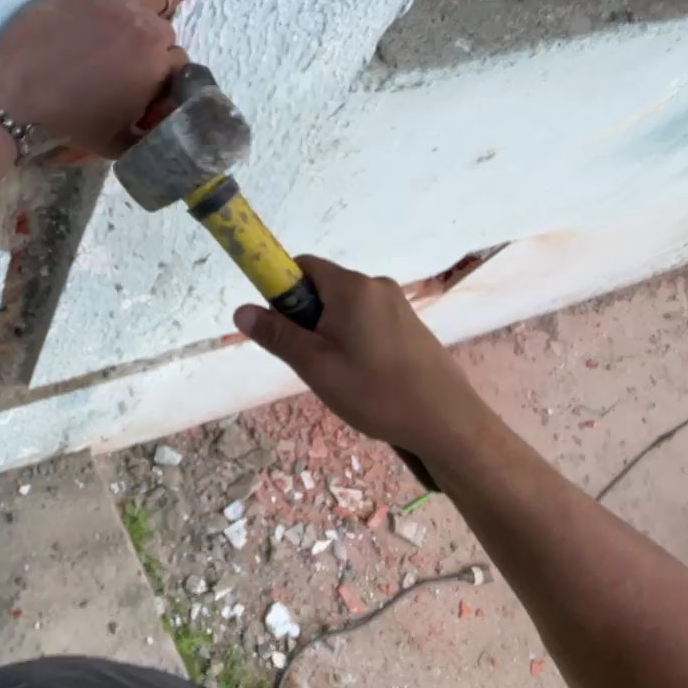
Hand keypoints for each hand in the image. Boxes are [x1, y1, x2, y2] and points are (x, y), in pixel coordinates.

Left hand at [0, 0, 188, 158]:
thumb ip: (148, 135)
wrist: (15, 96)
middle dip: (156, 45)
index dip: (164, 76)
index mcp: (157, 74)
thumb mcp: (116, 145)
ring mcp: (126, 4)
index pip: (180, 66)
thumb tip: (164, 123)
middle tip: (129, 56)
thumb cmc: (64, 123)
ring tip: (158, 2)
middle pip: (169, 31)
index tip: (144, 83)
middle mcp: (150, 35)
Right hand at [233, 255, 495, 461]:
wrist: (446, 422)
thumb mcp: (315, 366)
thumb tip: (241, 310)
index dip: (280, 288)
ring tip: (337, 374)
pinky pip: (365, 321)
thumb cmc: (375, 392)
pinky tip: (361, 376)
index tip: (277, 323)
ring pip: (343, 309)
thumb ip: (277, 335)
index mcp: (352, 288)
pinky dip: (351, 341)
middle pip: (322, 288)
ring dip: (328, 333)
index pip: (303, 265)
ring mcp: (397, 305)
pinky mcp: (409, 325)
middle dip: (304, 317)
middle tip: (308, 359)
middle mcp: (376, 286)